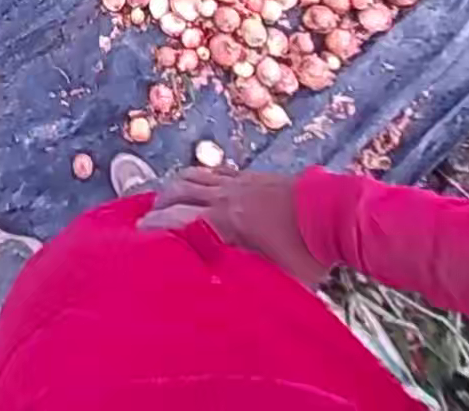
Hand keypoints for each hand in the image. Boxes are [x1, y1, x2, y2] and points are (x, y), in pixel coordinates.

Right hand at [138, 167, 328, 284]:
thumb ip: (248, 283)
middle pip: (178, 190)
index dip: (155, 226)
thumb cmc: (306, 251)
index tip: (136, 235)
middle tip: (146, 220)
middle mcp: (224, 195)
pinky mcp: (248, 174)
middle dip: (157, 204)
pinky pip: (212, 171)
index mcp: (227, 220)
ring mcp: (236, 180)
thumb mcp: (278, 280)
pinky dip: (197, 179)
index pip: (179, 219)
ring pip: (192, 176)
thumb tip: (225, 296)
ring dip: (174, 187)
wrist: (332, 212)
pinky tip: (197, 188)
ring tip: (164, 201)